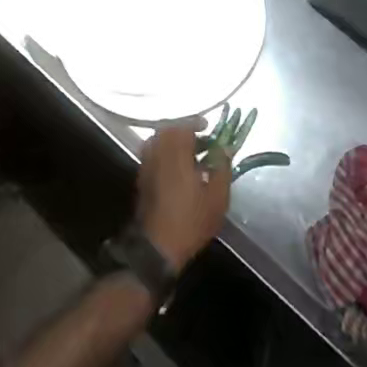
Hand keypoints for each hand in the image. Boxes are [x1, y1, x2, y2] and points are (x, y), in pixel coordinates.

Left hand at [136, 125, 231, 269]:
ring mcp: (146, 163)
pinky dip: (164, 150)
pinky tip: (178, 166)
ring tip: (191, 152)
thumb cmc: (191, 220)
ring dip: (172, 138)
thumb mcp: (217, 198)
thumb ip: (222, 169)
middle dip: (183, 128)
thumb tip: (225, 148)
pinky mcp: (141, 175)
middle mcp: (157, 152)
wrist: (158, 244)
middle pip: (167, 128)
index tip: (208, 126)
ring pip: (158, 139)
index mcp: (175, 153)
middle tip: (200, 138)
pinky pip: (152, 151)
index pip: (182, 125)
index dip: (194, 122)